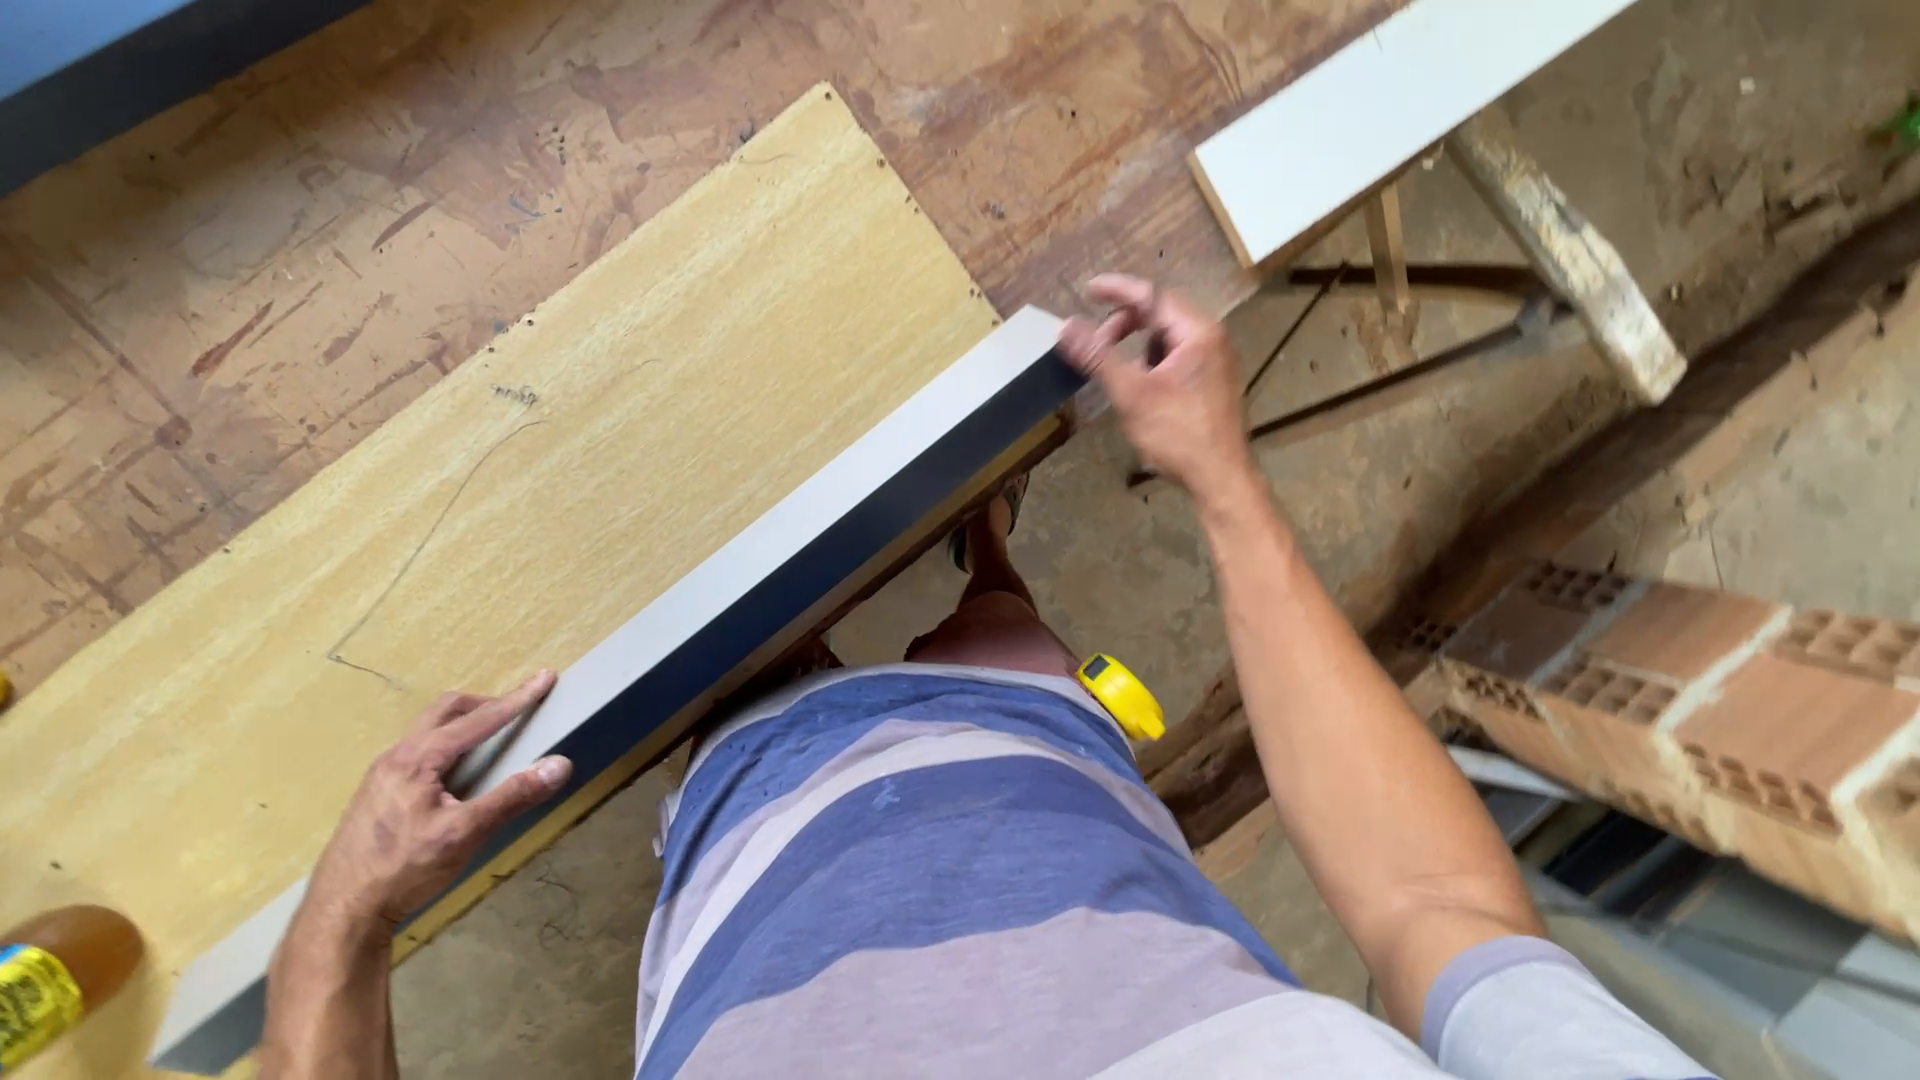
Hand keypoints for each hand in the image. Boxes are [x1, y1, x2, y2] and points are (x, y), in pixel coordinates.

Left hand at [302, 671, 571, 933]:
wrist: (341, 915)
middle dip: (486, 703)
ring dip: (465, 724)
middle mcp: (396, 757)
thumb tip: (560, 764)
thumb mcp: (465, 834)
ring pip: (429, 731)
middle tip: (517, 711)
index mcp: (417, 759)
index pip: (479, 719)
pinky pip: (419, 751)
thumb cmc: (404, 870)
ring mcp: (381, 776)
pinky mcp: (377, 795)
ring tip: (492, 742)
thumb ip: (513, 796)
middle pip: (445, 711)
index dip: (517, 699)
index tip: (546, 678)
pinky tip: (458, 776)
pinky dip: (449, 745)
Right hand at [1060, 275, 1256, 503]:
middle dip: (1125, 324)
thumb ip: (1098, 357)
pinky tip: (1141, 389)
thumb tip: (1065, 327)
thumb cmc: (1178, 435)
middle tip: (1097, 345)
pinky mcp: (1213, 382)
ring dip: (1138, 346)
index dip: (1117, 290)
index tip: (1088, 290)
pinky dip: (1153, 362)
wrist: (1220, 478)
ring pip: (1168, 338)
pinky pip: (1178, 357)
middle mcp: (1212, 339)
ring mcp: (1216, 361)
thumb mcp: (1131, 393)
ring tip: (1119, 372)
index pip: (1152, 295)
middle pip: (1161, 313)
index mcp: (1198, 332)